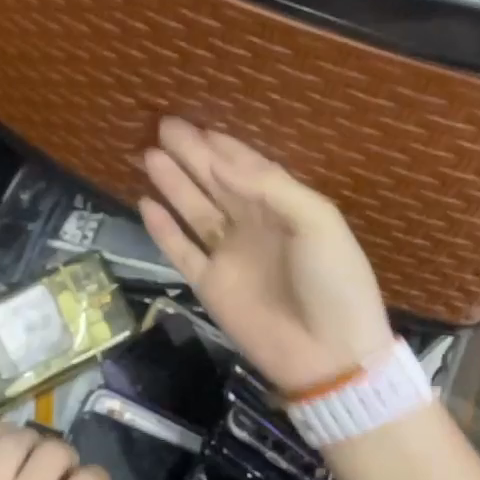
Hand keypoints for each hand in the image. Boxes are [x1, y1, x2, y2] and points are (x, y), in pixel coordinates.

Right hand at [139, 118, 392, 396]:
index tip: (197, 124)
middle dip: (192, 154)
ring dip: (174, 183)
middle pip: (216, 183)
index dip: (224, 146)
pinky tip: (146, 204)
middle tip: (163, 126)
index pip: (249, 168)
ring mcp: (230, 257)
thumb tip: (221, 159)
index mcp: (285, 208)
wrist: (329, 355)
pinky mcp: (210, 286)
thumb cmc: (333, 282)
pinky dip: (164, 230)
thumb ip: (270, 186)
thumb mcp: (317, 221)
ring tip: (149, 155)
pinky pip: (182, 251)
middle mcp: (254, 227)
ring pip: (195, 211)